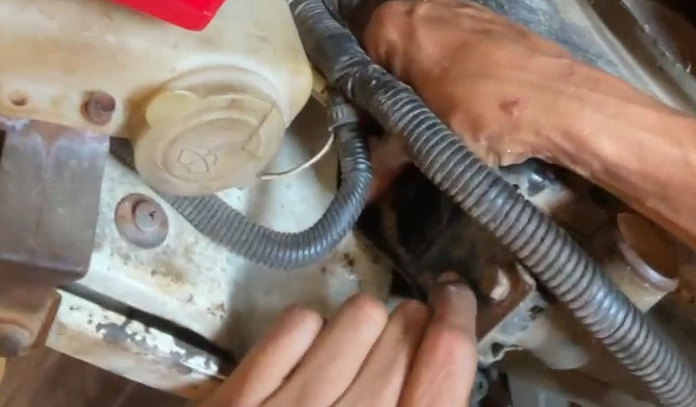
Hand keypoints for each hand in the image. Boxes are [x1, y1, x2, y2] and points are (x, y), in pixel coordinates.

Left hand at [207, 284, 477, 406]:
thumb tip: (444, 383)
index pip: (445, 362)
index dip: (458, 319)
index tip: (455, 300)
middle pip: (403, 328)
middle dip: (410, 331)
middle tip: (400, 354)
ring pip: (356, 316)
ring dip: (362, 332)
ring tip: (352, 364)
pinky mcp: (237, 402)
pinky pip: (297, 322)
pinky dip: (309, 337)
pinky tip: (306, 371)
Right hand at [363, 0, 650, 166]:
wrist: (561, 99)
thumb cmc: (483, 111)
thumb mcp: (429, 137)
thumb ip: (389, 156)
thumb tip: (365, 192)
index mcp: (393, 22)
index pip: (358, 62)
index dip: (363, 102)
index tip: (374, 133)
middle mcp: (420, 3)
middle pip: (391, 51)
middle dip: (395, 89)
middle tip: (406, 129)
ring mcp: (457, 5)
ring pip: (424, 47)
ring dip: (424, 80)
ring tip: (439, 119)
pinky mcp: (488, 16)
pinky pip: (455, 43)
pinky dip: (452, 69)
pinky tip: (467, 99)